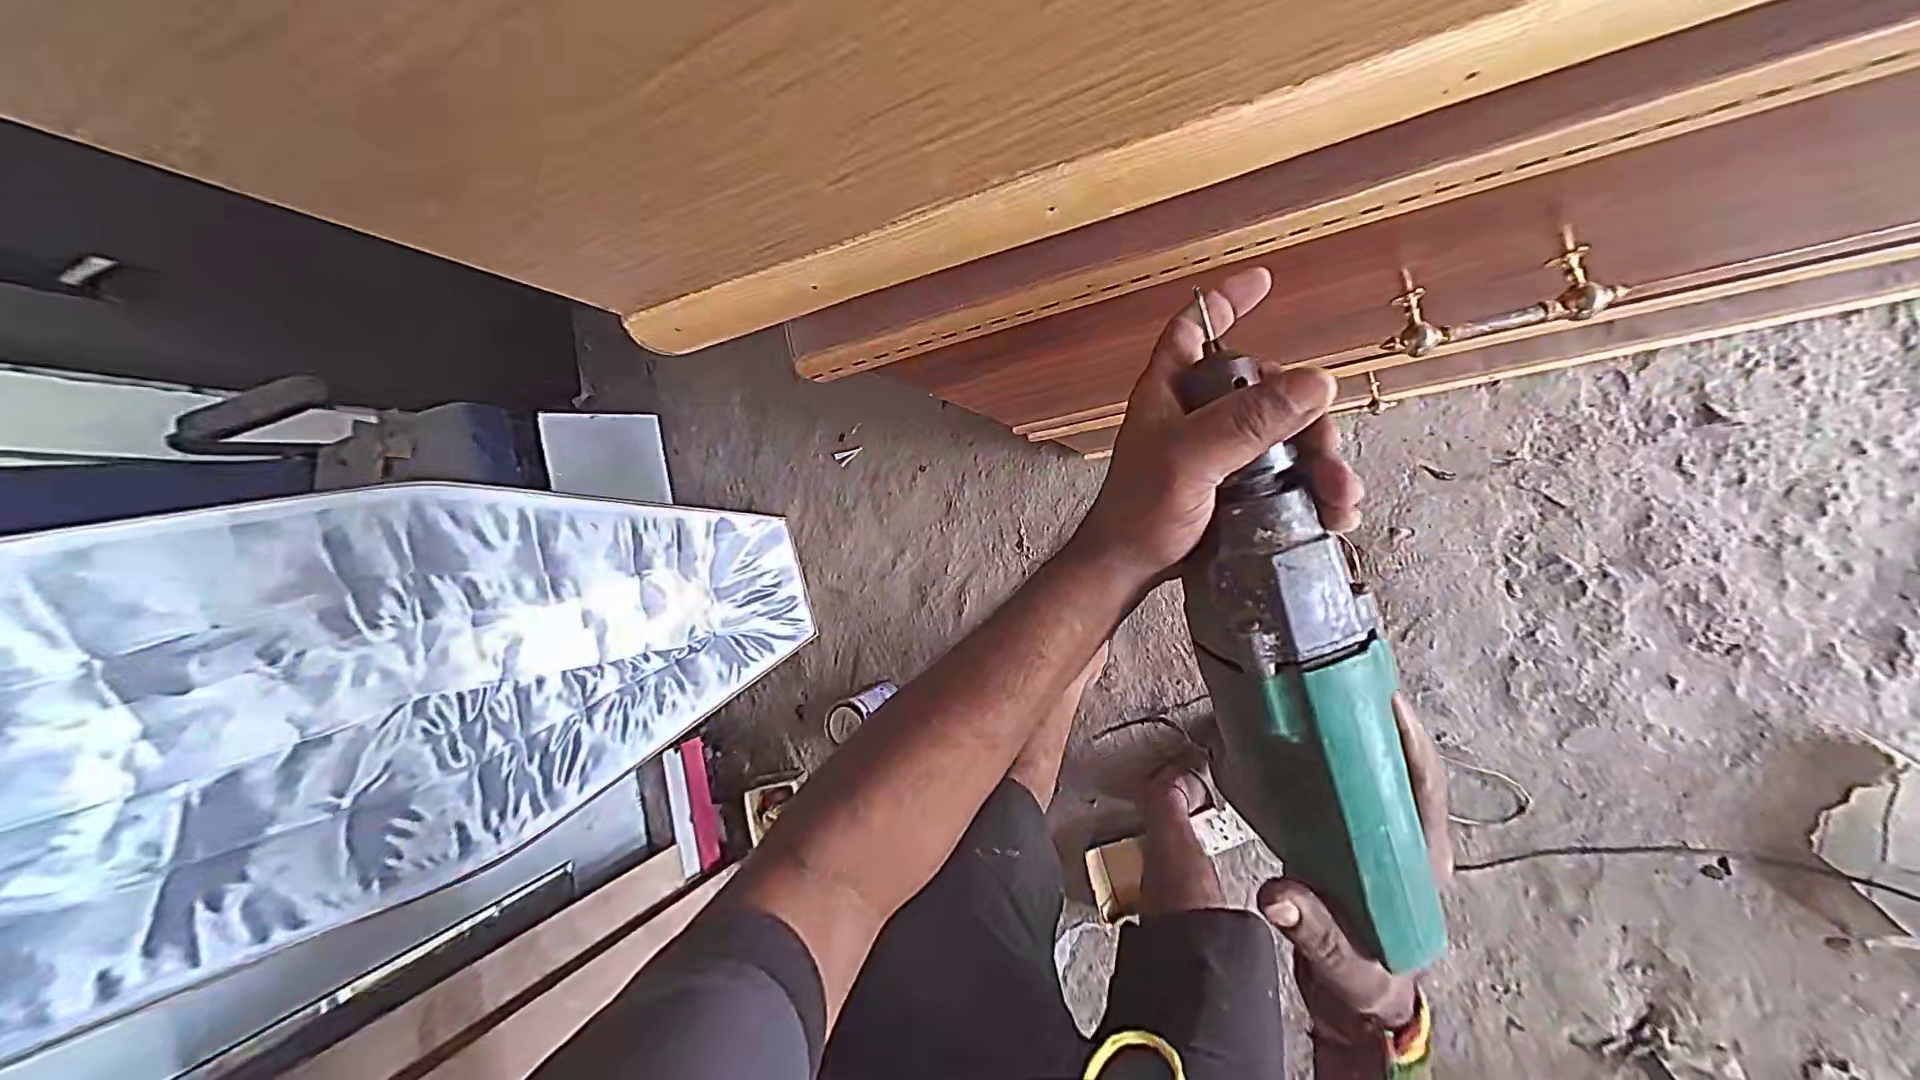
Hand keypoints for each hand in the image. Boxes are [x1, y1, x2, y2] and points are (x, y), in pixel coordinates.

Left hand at [1069, 266, 1362, 582]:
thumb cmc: (1137, 513)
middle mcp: (1198, 415)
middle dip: (1308, 416)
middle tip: (1325, 455)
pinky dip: (1314, 488)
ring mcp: (1220, 450)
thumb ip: (1244, 422)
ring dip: (1322, 462)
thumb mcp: (1188, 461)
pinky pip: (1287, 472)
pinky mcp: (1237, 485)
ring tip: (1339, 497)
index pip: (1193, 330)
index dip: (1223, 301)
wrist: (1131, 570)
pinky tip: (1332, 510)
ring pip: (1287, 434)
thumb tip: (1313, 382)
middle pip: (1267, 387)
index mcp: (1170, 393)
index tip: (1260, 281)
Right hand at [1257, 696, 1452, 1045]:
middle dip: (1368, 714)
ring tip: (1306, 690)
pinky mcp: (1343, 830)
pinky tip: (1286, 735)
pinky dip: (1315, 752)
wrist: (1355, 998)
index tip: (1384, 696)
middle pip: (1392, 760)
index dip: (1407, 738)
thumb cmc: (1366, 981)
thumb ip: (1315, 932)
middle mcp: (1400, 835)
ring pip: (1363, 765)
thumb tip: (1279, 897)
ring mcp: (1371, 830)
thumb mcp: (1347, 964)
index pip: (1424, 785)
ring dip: (1339, 727)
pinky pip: (1333, 779)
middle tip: (1334, 673)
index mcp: (1418, 860)